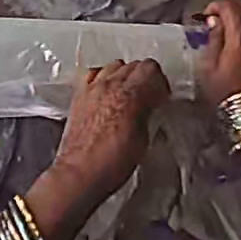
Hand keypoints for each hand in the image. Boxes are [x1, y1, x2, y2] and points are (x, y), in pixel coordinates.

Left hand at [37, 60, 170, 224]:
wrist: (80, 174)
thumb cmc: (112, 163)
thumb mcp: (143, 139)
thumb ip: (147, 114)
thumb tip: (150, 106)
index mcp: (131, 95)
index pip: (151, 69)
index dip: (160, 82)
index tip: (161, 95)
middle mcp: (111, 86)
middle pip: (135, 65)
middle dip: (146, 78)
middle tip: (149, 95)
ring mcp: (93, 88)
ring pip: (115, 65)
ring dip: (125, 76)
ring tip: (128, 93)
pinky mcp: (79, 95)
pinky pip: (93, 73)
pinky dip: (103, 77)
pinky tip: (106, 91)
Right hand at [196, 0, 240, 105]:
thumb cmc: (226, 96)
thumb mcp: (207, 69)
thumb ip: (212, 40)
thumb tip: (215, 20)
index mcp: (239, 40)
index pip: (231, 7)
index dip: (217, 5)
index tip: (208, 15)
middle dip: (231, 7)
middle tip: (220, 18)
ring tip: (239, 25)